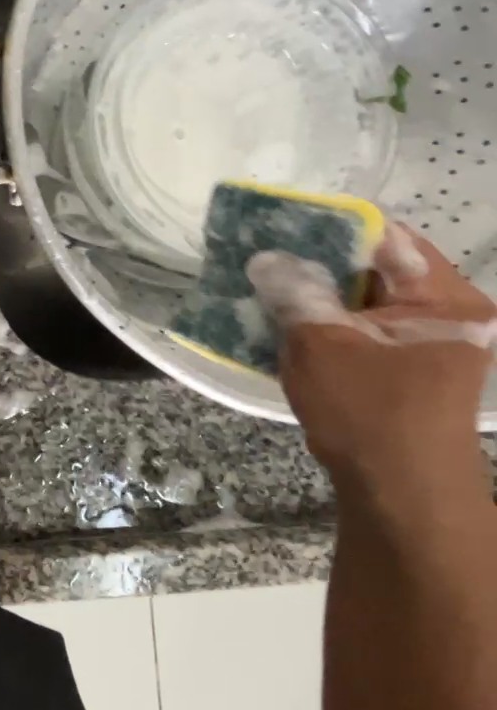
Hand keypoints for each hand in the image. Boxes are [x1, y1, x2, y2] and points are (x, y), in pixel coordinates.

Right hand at [252, 223, 496, 501]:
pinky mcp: (409, 363)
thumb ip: (295, 292)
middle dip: (316, 262)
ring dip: (314, 293)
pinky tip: (282, 322)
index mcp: (448, 300)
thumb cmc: (367, 407)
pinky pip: (361, 325)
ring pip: (364, 298)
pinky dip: (324, 320)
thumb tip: (268, 256)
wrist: (397, 484)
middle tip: (259, 255)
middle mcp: (450, 313)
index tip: (278, 224)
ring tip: (261, 286)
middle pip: (377, 268)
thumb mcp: (321, 342)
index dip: (332, 228)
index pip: (390, 241)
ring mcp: (432, 340)